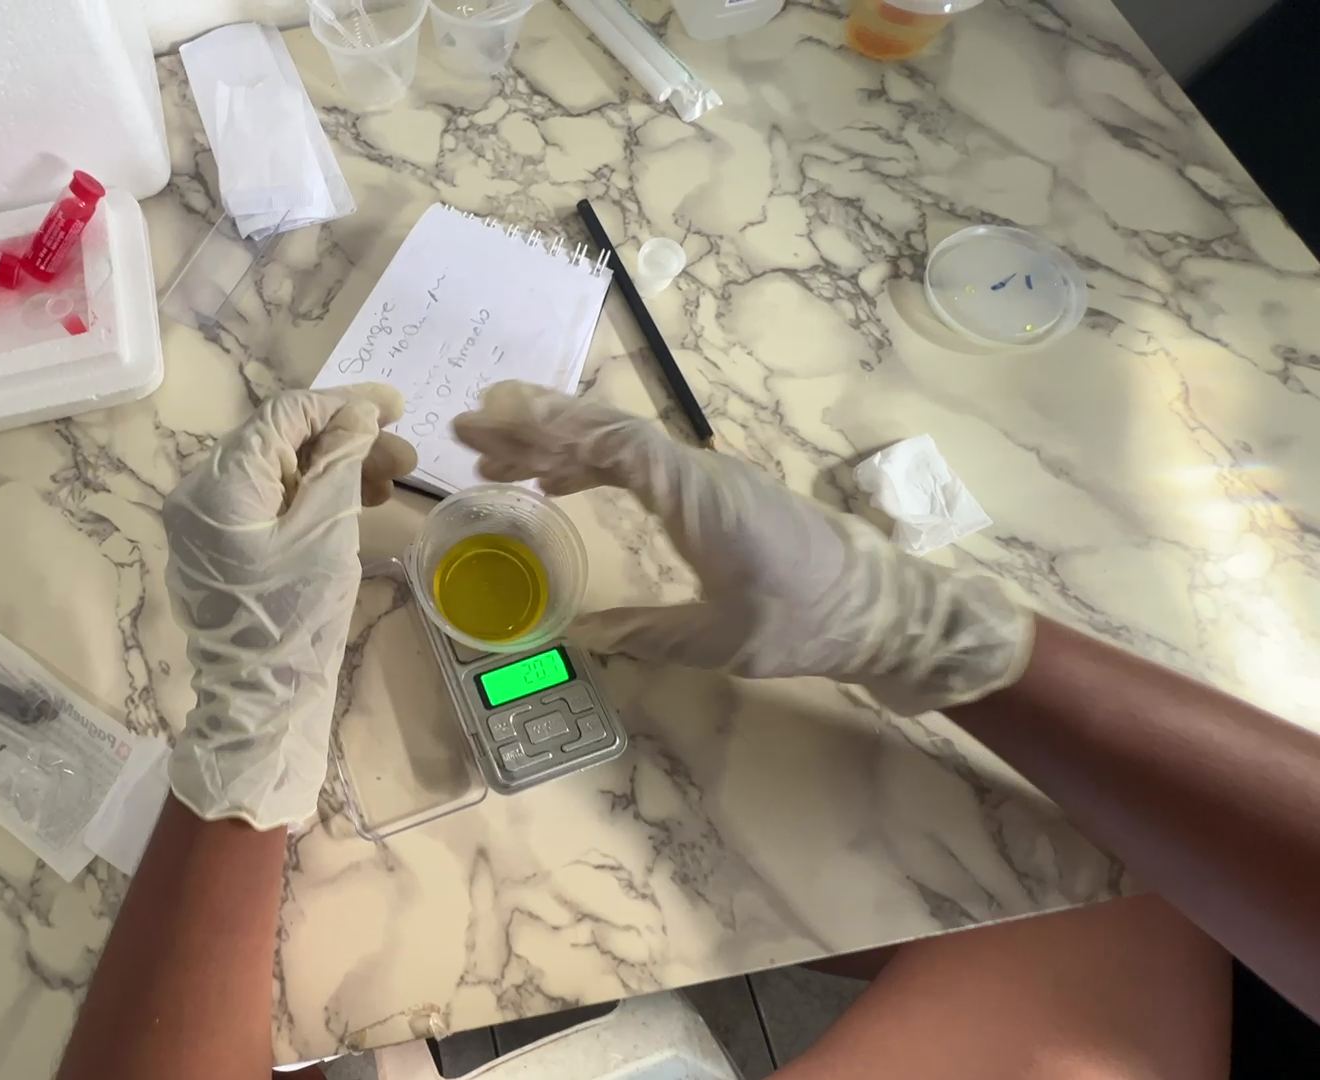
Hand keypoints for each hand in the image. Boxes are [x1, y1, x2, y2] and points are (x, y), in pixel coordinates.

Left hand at [163, 385, 416, 828]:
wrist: (263, 699)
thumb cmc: (296, 618)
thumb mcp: (326, 533)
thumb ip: (339, 461)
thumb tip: (358, 411)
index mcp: (220, 485)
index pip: (283, 416)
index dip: (342, 403)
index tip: (395, 406)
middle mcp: (204, 492)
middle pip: (283, 441)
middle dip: (346, 440)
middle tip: (404, 454)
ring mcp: (212, 519)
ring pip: (283, 471)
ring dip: (337, 468)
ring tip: (393, 480)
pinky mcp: (226, 541)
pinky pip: (274, 501)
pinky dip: (316, 496)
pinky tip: (361, 500)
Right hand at [452, 382, 1031, 714]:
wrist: (883, 609)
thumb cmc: (805, 624)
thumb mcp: (717, 642)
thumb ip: (643, 632)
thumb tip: (577, 634)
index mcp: (698, 497)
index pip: (616, 441)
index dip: (551, 424)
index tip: (495, 417)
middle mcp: (695, 472)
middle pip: (602, 430)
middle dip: (532, 425)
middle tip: (470, 429)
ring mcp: (699, 477)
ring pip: (613, 442)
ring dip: (550, 444)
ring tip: (491, 459)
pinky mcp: (703, 490)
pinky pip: (631, 463)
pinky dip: (583, 465)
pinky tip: (551, 481)